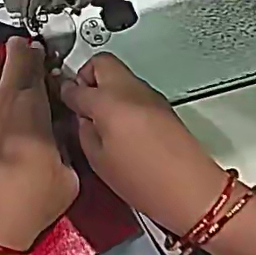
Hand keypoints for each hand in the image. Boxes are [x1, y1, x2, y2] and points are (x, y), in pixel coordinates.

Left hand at [0, 39, 79, 251]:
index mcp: (36, 105)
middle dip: (17, 48)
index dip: (42, 57)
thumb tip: (64, 148)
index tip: (43, 53)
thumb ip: (65, 151)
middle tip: (20, 44)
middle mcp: (5, 98)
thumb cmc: (28, 197)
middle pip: (11, 57)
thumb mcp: (68, 176)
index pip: (40, 68)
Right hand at [59, 53, 226, 234]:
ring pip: (119, 74)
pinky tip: (119, 125)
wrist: (193, 192)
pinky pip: (133, 90)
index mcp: (108, 102)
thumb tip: (79, 118)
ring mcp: (149, 95)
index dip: (64, 93)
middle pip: (101, 62)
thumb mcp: (98, 160)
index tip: (62, 99)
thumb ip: (82, 130)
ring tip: (100, 117)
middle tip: (81, 99)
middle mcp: (131, 91)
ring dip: (105, 87)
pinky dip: (121, 99)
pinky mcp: (162, 105)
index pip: (75, 86)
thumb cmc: (148, 182)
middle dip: (86, 76)